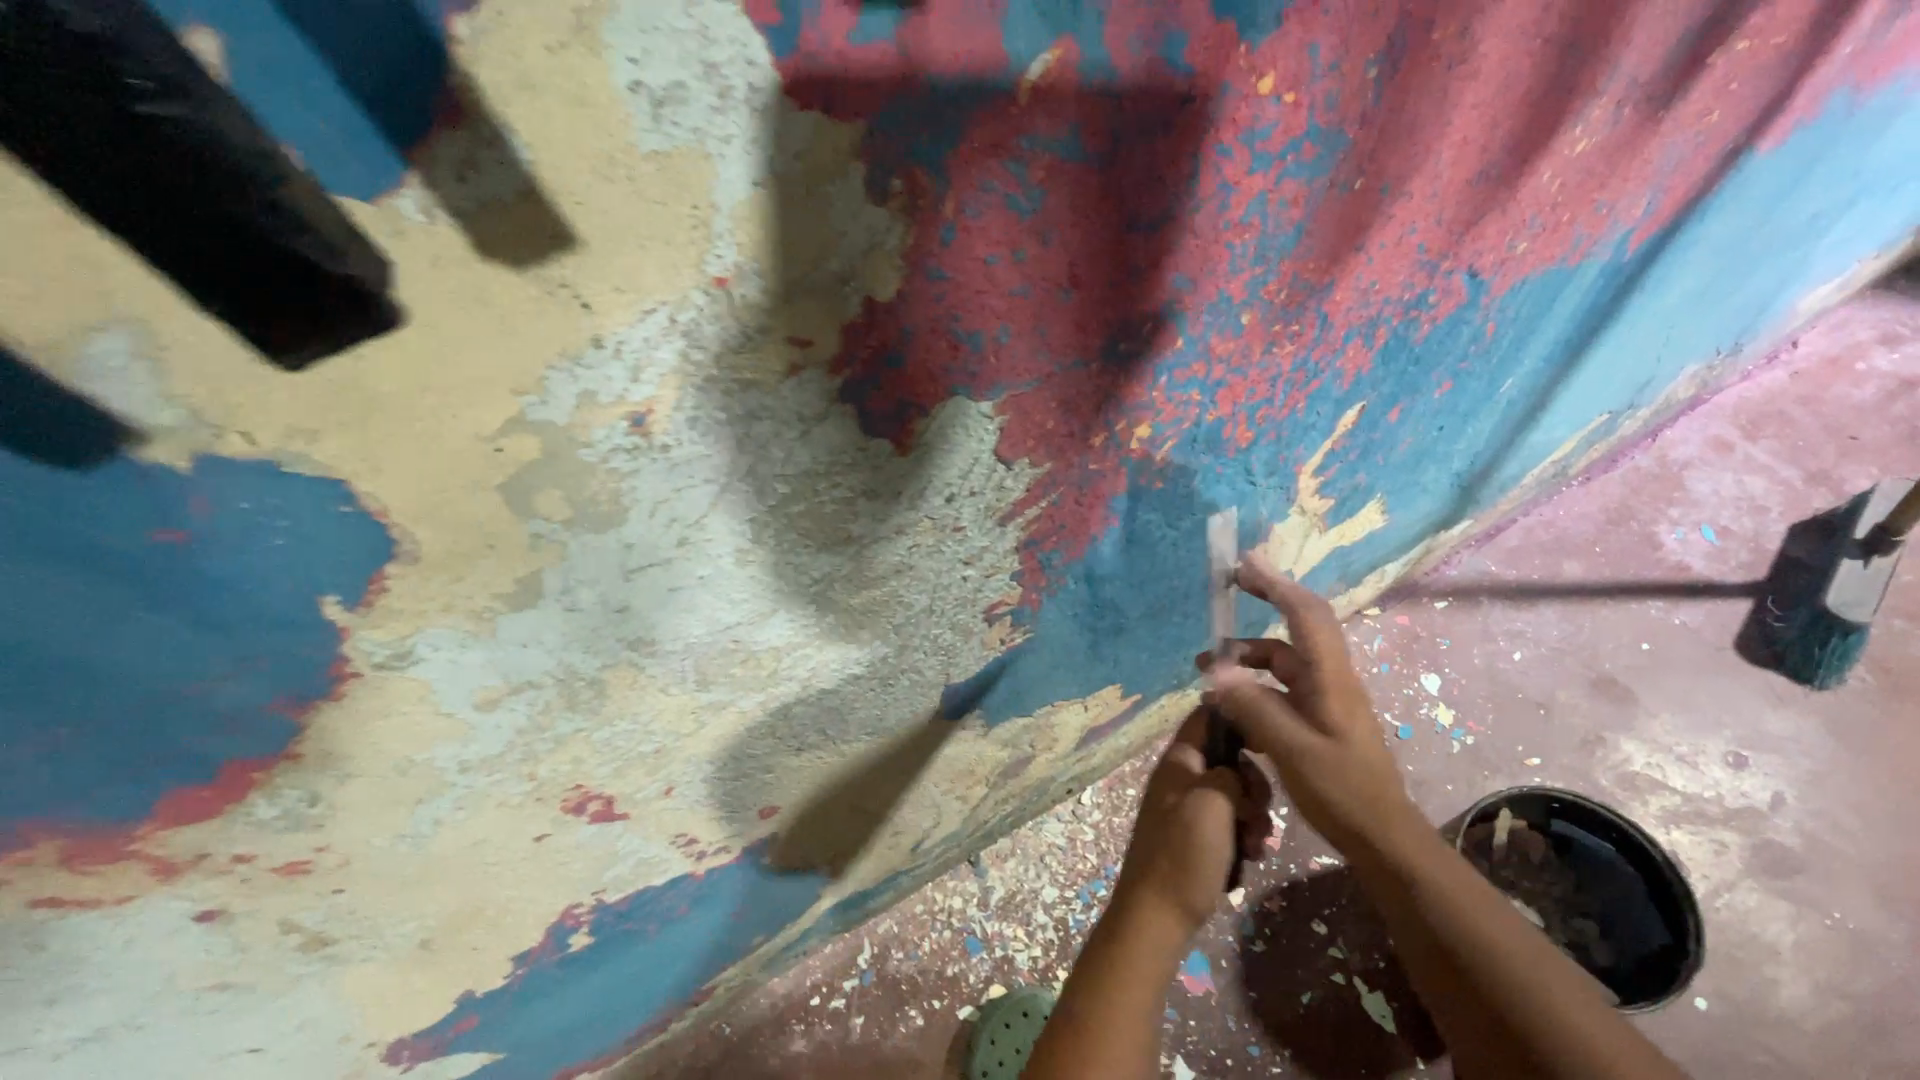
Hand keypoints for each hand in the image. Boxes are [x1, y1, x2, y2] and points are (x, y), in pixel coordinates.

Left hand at [1112, 706, 1273, 934]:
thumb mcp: (1212, 802)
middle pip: (1229, 761)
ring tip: (1254, 846)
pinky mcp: (1196, 838)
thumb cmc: (1184, 855)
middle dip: (1253, 785)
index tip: (1268, 742)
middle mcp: (1181, 779)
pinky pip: (1230, 825)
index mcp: (1178, 761)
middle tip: (1257, 813)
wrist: (1159, 915)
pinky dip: (1243, 839)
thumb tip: (1236, 770)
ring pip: (1235, 796)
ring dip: (1253, 818)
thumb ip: (1229, 773)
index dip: (1237, 720)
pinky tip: (1250, 859)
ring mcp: (1188, 809)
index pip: (1206, 716)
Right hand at [1198, 552, 1426, 858]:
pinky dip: (1252, 689)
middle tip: (1226, 594)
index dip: (1276, 585)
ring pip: (1282, 664)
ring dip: (1246, 659)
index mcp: (1330, 679)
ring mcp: (1324, 702)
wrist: (1382, 837)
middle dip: (1262, 607)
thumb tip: (1215, 672)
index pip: (1306, 615)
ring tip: (1206, 672)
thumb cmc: (1343, 791)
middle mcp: (1329, 681)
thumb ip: (1253, 708)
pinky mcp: (1316, 723)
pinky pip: (1280, 692)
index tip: (1244, 566)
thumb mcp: (1293, 750)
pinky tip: (1229, 708)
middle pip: (1294, 631)